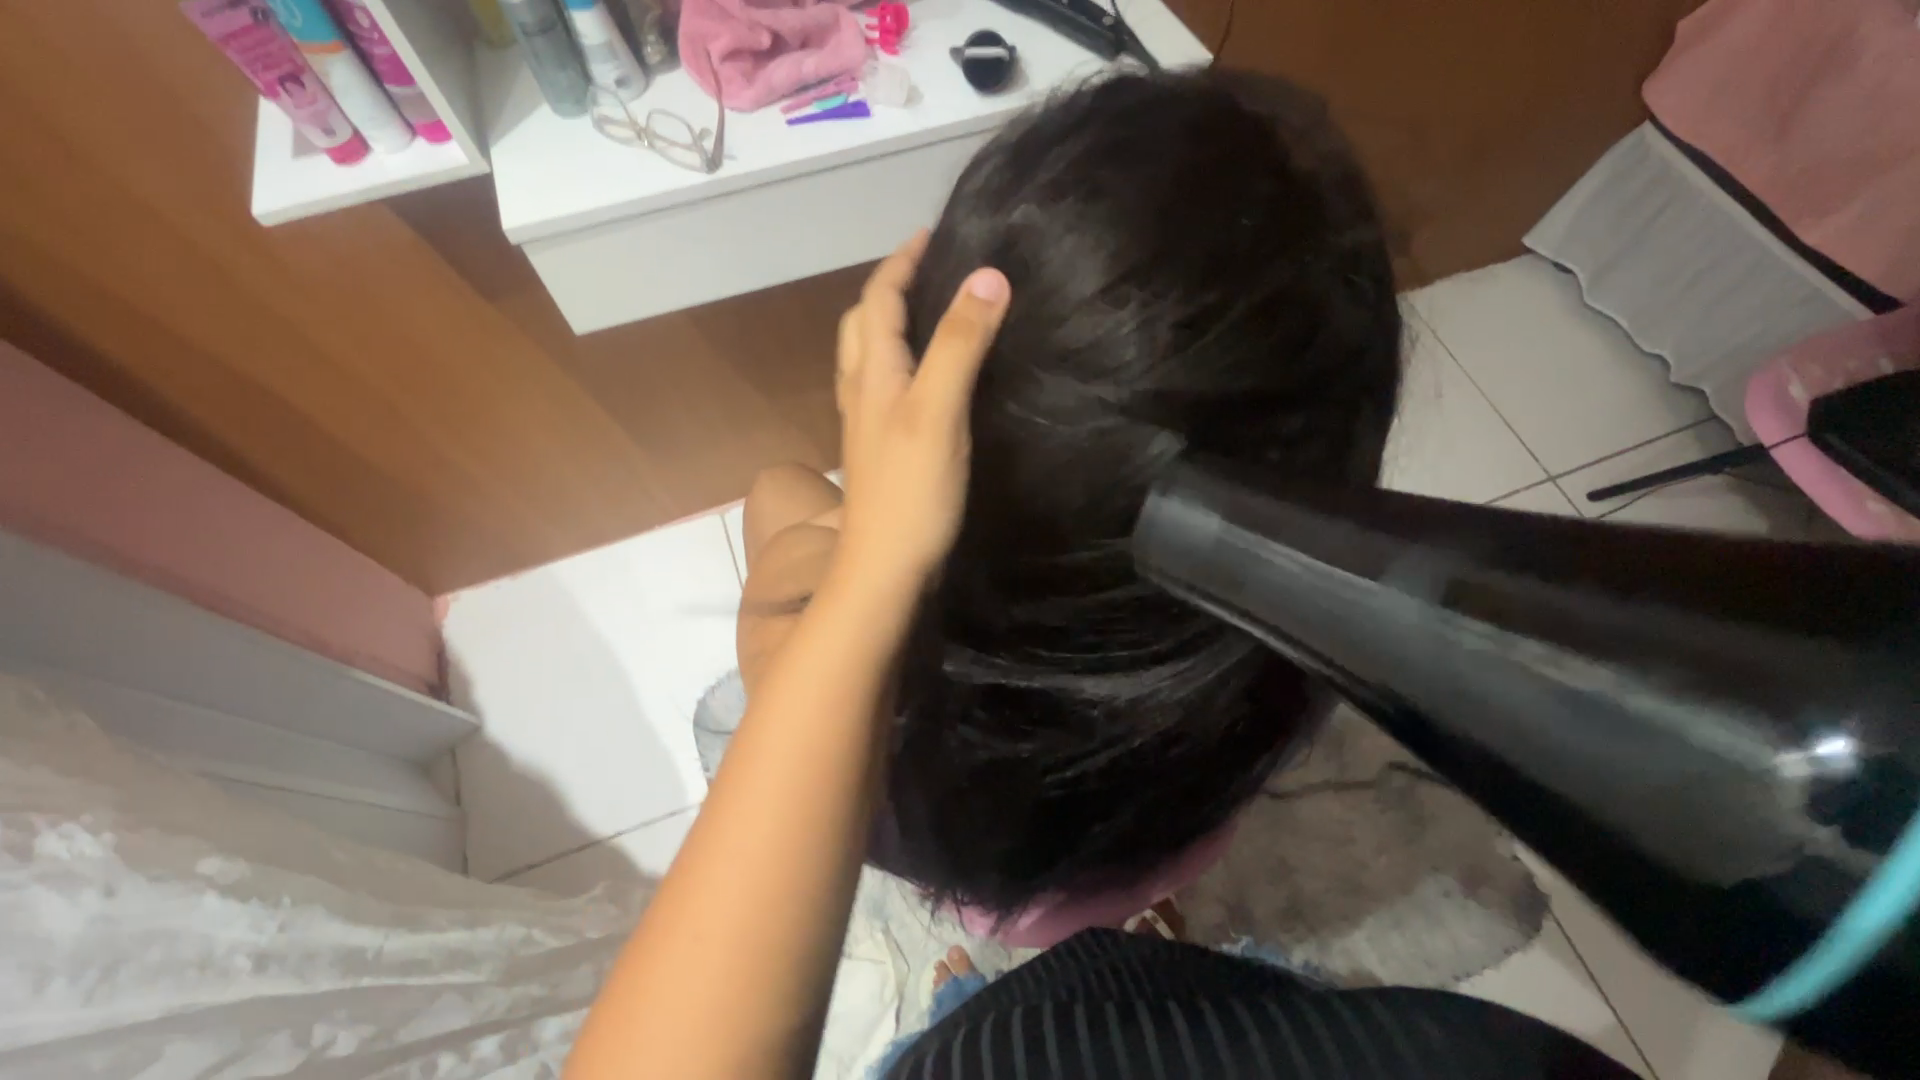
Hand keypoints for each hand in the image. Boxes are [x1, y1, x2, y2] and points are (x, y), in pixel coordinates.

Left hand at [833, 231, 1010, 589]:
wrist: (885, 567)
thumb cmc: (911, 489)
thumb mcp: (938, 409)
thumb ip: (959, 343)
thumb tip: (987, 276)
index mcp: (872, 372)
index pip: (878, 298)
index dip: (902, 261)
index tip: (932, 233)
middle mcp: (861, 391)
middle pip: (862, 323)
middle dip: (889, 288)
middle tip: (929, 270)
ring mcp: (867, 424)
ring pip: (869, 357)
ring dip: (890, 324)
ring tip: (928, 313)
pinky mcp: (881, 451)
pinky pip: (883, 388)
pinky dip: (901, 363)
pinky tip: (926, 379)